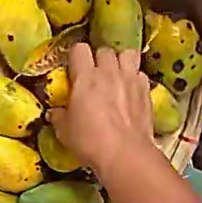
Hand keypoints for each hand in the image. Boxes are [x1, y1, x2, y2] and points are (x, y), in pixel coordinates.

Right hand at [55, 42, 155, 172]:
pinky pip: (140, 73)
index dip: (76, 57)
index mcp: (85, 77)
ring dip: (121, 61)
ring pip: (128, 54)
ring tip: (116, 74)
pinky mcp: (146, 90)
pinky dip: (135, 78)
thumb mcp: (64, 131)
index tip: (73, 69)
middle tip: (94, 75)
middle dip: (98, 59)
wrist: (125, 153)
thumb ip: (59, 116)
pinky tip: (130, 90)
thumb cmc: (89, 140)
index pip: (79, 49)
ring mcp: (130, 79)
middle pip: (104, 50)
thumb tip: (54, 112)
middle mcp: (109, 72)